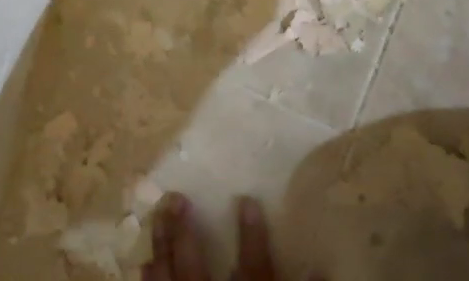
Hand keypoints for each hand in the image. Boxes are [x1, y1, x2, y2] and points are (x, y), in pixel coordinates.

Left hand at [143, 193, 321, 280]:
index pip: (254, 265)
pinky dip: (150, 279)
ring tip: (158, 217)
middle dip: (183, 227)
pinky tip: (146, 264)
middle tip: (176, 196)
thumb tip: (322, 268)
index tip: (246, 200)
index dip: (252, 233)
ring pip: (167, 276)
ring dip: (161, 245)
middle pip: (193, 262)